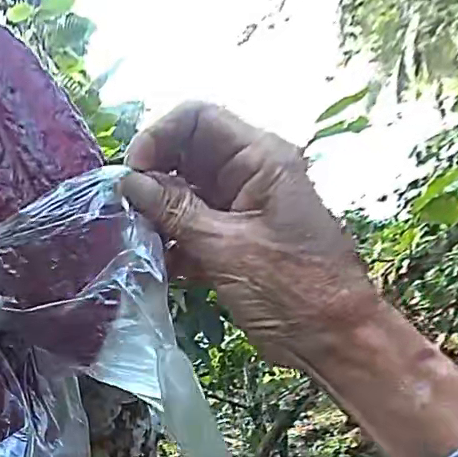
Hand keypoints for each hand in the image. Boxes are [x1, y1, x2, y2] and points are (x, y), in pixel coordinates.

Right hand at [122, 102, 457, 456]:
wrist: (331, 337)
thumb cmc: (291, 288)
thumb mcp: (226, 248)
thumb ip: (176, 213)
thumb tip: (130, 182)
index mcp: (259, 159)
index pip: (198, 120)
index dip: (158, 138)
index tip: (130, 175)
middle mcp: (250, 177)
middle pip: (188, 158)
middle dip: (153, 180)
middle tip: (126, 213)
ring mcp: (242, 213)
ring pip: (187, 198)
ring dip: (160, 217)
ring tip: (139, 242)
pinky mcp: (235, 247)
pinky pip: (195, 233)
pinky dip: (175, 246)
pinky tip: (159, 266)